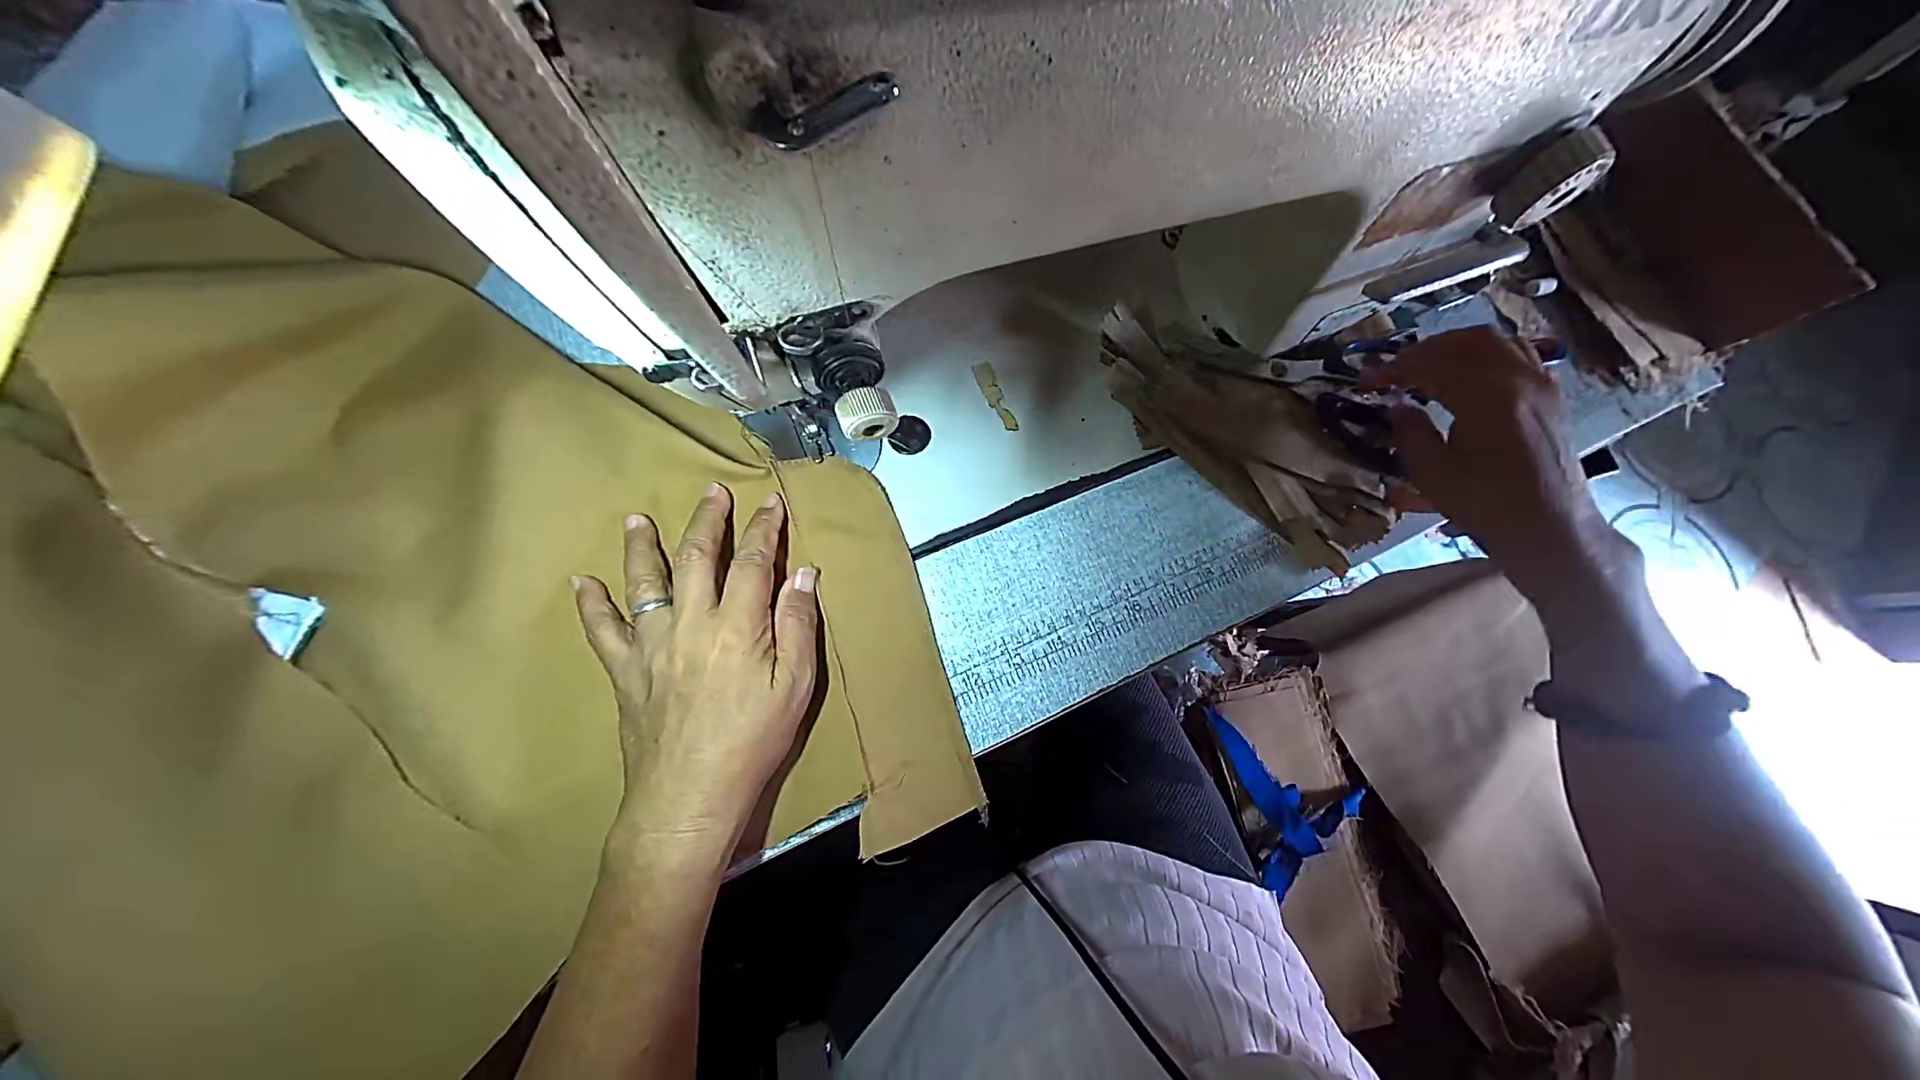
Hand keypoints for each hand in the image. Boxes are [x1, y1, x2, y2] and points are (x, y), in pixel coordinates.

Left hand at [569, 483, 820, 860]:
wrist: (690, 795)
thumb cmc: (754, 742)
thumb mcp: (796, 687)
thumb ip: (800, 625)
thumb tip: (803, 573)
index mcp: (737, 625)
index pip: (752, 561)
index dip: (764, 528)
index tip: (770, 502)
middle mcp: (690, 622)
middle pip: (695, 557)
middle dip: (707, 520)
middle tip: (711, 492)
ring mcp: (651, 645)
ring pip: (644, 582)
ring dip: (640, 546)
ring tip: (636, 520)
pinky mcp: (624, 671)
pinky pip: (602, 630)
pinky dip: (591, 605)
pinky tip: (581, 583)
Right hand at [1368, 326, 1618, 597]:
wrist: (1548, 525)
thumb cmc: (1485, 503)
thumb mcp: (1432, 473)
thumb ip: (1410, 432)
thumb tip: (1396, 408)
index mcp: (1487, 397)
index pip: (1433, 366)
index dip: (1395, 369)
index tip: (1368, 378)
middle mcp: (1519, 379)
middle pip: (1466, 342)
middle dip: (1424, 350)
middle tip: (1394, 368)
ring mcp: (1541, 384)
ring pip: (1496, 342)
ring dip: (1455, 346)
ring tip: (1427, 364)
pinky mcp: (1550, 396)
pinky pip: (1517, 355)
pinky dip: (1485, 354)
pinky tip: (1467, 372)